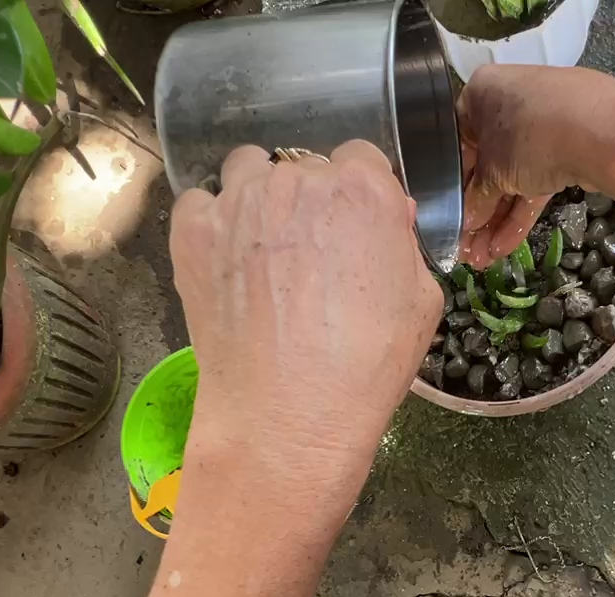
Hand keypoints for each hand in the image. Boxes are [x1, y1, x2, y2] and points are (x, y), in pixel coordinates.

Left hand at [169, 141, 442, 499]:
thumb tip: (389, 222)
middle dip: (315, 205)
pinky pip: (205, 204)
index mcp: (363, 190)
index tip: (359, 236)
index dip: (364, 200)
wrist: (289, 416)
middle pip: (307, 170)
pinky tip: (231, 269)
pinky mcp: (192, 230)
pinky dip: (217, 226)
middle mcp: (298, 179)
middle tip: (316, 263)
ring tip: (269, 257)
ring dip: (263, 201)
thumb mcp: (422, 307)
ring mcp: (238, 200)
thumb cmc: (368, 369)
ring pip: (251, 174)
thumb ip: (406, 248)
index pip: (363, 162)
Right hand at [457, 65, 614, 266]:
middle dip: (477, 214)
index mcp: (481, 94)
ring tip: (483, 260)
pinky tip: (504, 248)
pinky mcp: (563, 152)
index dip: (453, 187)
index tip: (449, 218)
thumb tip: (468, 224)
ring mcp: (539, 129)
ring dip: (496, 222)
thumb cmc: (528, 138)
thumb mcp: (492, 173)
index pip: (458, 145)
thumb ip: (477, 200)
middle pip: (486, 168)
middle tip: (466, 250)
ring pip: (511, 182)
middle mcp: (508, 105)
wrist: (599, 130)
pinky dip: (519, 215)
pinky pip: (534, 186)